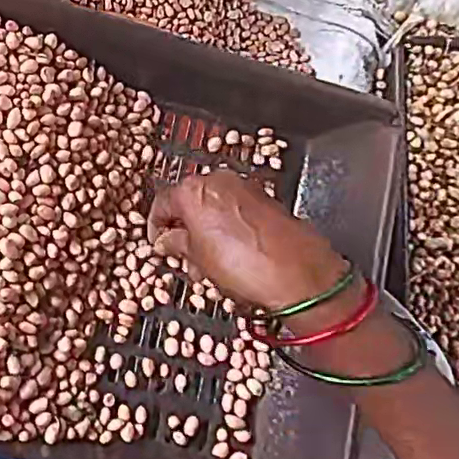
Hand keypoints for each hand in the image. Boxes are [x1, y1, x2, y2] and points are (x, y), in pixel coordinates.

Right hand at [147, 169, 346, 311]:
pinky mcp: (267, 200)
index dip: (157, 227)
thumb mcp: (198, 259)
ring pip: (213, 206)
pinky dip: (228, 227)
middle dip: (183, 227)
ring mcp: (245, 189)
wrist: (301, 277)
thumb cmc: (247, 266)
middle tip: (182, 254)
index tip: (158, 242)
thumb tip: (169, 240)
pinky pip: (235, 210)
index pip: (162, 203)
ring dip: (206, 229)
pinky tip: (231, 254)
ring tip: (207, 261)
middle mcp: (219, 181)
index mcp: (193, 191)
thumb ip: (177, 243)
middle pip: (189, 201)